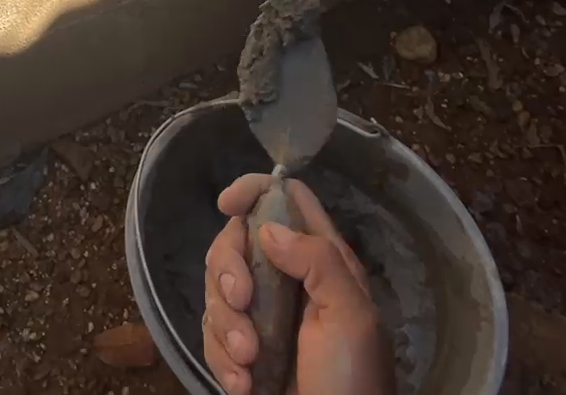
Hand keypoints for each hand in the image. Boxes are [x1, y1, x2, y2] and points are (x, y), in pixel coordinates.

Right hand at [203, 175, 394, 394]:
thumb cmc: (353, 384)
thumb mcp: (353, 319)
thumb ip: (319, 261)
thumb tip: (267, 228)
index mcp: (321, 261)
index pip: (284, 198)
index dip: (253, 190)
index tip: (227, 206)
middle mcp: (287, 278)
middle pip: (235, 239)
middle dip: (228, 269)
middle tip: (242, 302)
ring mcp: (261, 314)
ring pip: (216, 286)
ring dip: (226, 323)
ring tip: (249, 360)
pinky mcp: (240, 350)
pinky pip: (211, 332)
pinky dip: (221, 357)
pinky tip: (243, 384)